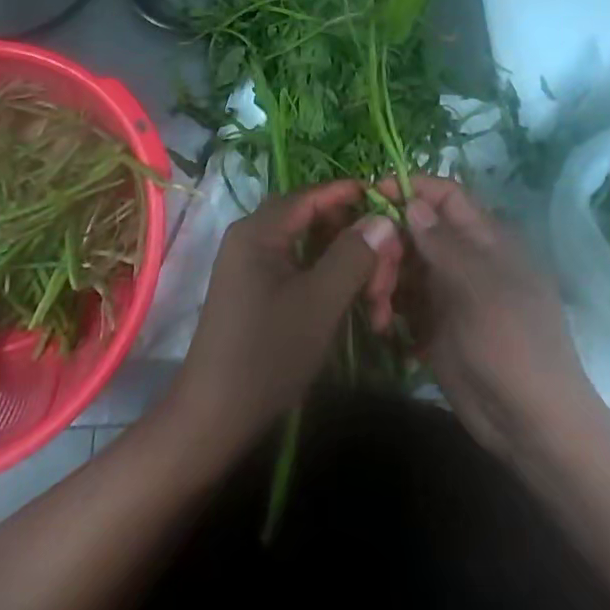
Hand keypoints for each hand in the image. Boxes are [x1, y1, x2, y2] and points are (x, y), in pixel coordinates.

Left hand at [168, 180, 403, 452]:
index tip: (393, 208)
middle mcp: (254, 240)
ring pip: (315, 253)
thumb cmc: (268, 352)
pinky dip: (333, 287)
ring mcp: (255, 268)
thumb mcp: (320, 302)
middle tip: (389, 278)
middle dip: (358, 245)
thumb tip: (382, 219)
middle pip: (316, 224)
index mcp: (259, 232)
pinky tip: (362, 312)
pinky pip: (304, 275)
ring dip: (351, 271)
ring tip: (381, 305)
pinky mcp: (260, 294)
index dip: (352, 197)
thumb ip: (352, 255)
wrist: (217, 414)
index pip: (312, 195)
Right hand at [384, 176, 598, 456]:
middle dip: (389, 245)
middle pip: (415, 231)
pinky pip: (402, 301)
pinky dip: (388, 307)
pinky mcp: (434, 324)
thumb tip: (412, 203)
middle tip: (373, 273)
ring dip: (384, 279)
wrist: (529, 422)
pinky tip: (383, 325)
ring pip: (404, 266)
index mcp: (487, 240)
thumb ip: (443, 244)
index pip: (445, 197)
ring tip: (377, 308)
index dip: (411, 189)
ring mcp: (448, 292)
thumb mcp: (479, 288)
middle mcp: (465, 259)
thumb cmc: (512, 344)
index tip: (370, 195)